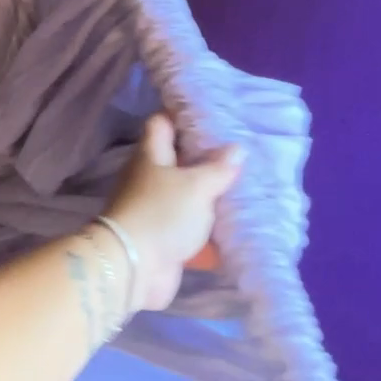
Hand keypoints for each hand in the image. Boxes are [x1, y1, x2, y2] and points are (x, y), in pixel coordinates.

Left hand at [102, 115, 243, 310]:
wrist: (135, 265)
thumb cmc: (162, 213)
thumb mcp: (195, 186)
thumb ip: (216, 168)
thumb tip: (236, 147)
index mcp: (151, 154)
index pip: (162, 122)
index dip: (182, 115)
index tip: (212, 116)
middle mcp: (149, 175)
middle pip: (177, 158)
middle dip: (205, 158)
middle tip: (240, 156)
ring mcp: (155, 205)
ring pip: (186, 192)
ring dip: (210, 194)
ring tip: (245, 189)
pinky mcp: (164, 234)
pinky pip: (190, 224)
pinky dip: (209, 227)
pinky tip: (235, 227)